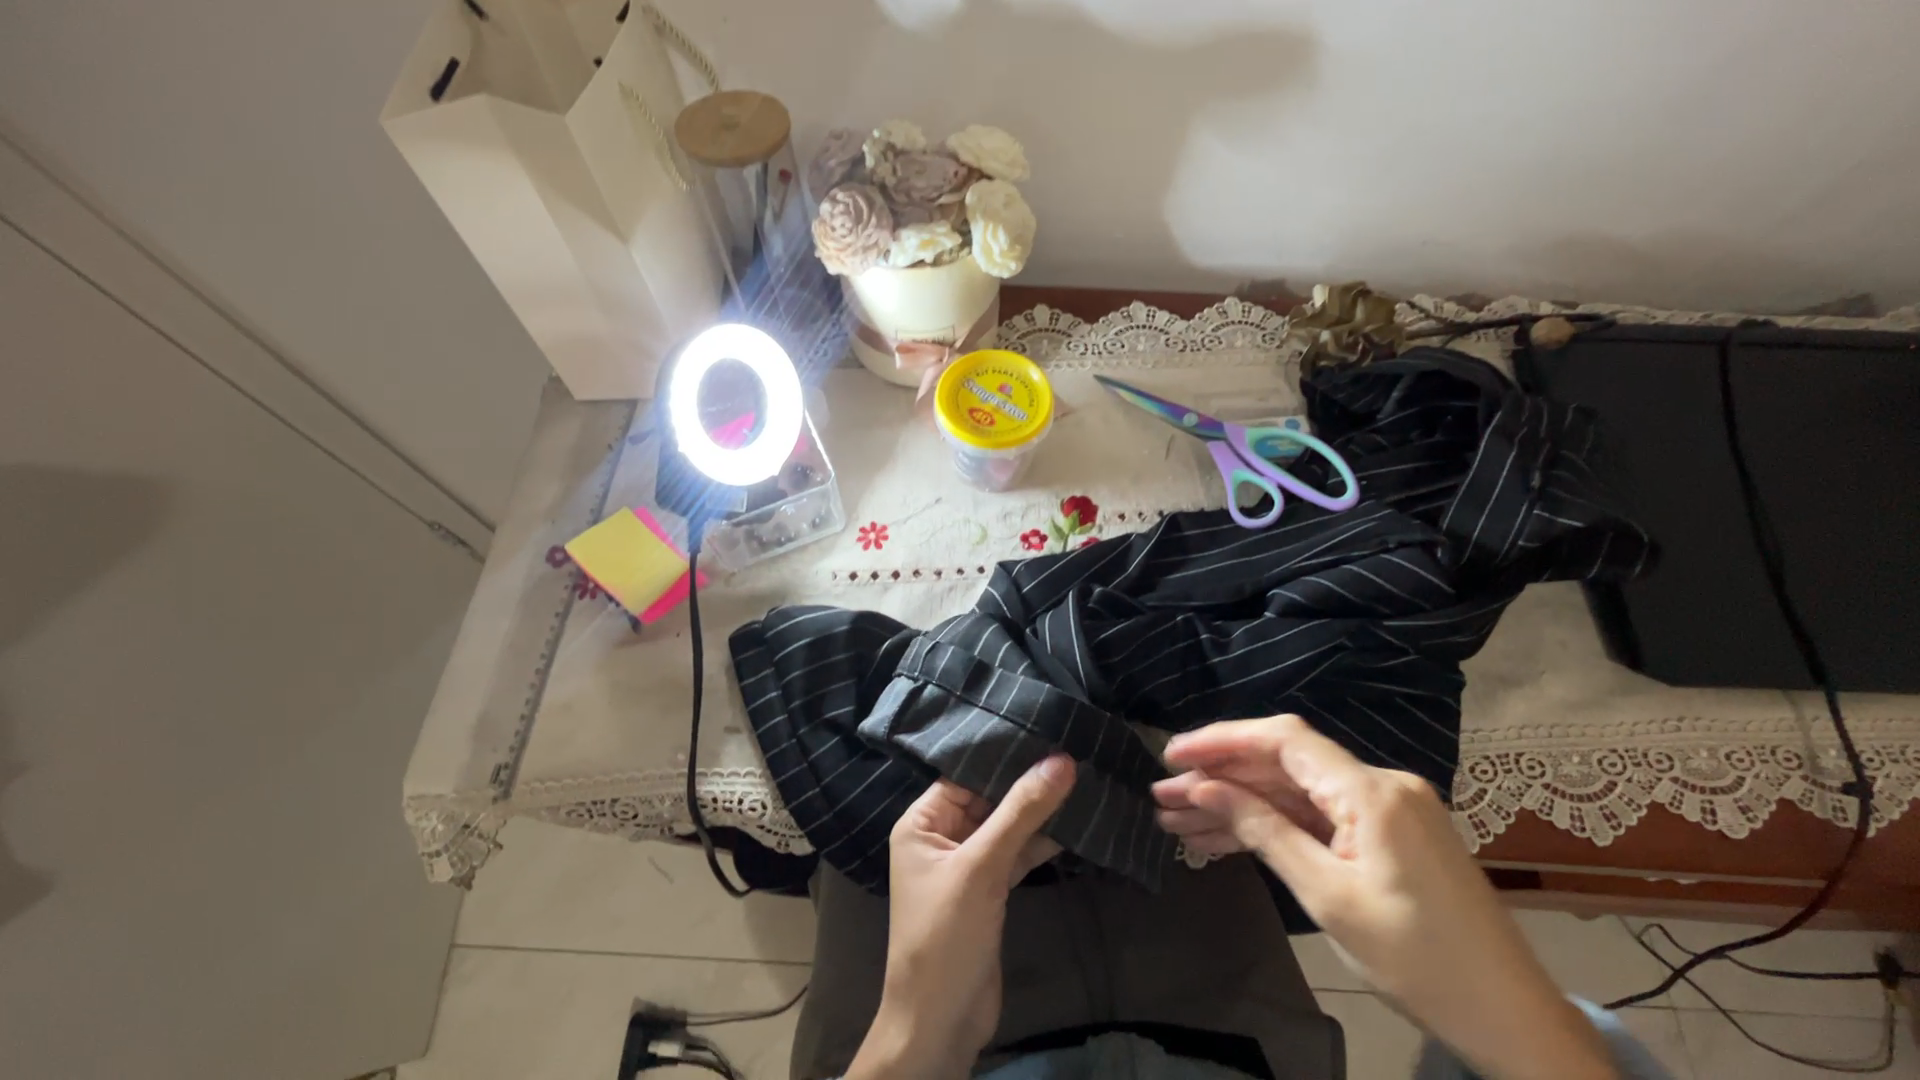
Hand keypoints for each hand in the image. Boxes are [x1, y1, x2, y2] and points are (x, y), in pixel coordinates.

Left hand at [846, 755, 1074, 1079]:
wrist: (940, 1021)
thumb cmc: (945, 936)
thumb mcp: (981, 868)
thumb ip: (1021, 812)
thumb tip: (1062, 760)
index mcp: (921, 823)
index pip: (965, 774)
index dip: (1004, 754)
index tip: (1048, 729)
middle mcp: (941, 837)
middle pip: (989, 797)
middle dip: (1029, 782)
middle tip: (1076, 749)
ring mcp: (967, 866)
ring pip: (1007, 826)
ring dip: (1040, 812)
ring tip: (1086, 780)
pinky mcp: (989, 891)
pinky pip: (1017, 854)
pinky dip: (1042, 842)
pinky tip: (1077, 826)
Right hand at [1156, 716, 1614, 1079]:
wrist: (1507, 1015)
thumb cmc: (1414, 958)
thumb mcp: (1326, 894)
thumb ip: (1263, 830)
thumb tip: (1203, 788)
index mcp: (1371, 791)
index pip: (1283, 739)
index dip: (1221, 740)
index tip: (1172, 757)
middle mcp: (1380, 785)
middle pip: (1284, 766)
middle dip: (1220, 779)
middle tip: (1161, 798)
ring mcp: (1386, 810)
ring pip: (1296, 793)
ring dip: (1239, 805)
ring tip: (1178, 822)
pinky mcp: (1388, 836)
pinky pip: (1319, 818)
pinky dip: (1274, 827)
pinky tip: (1225, 840)